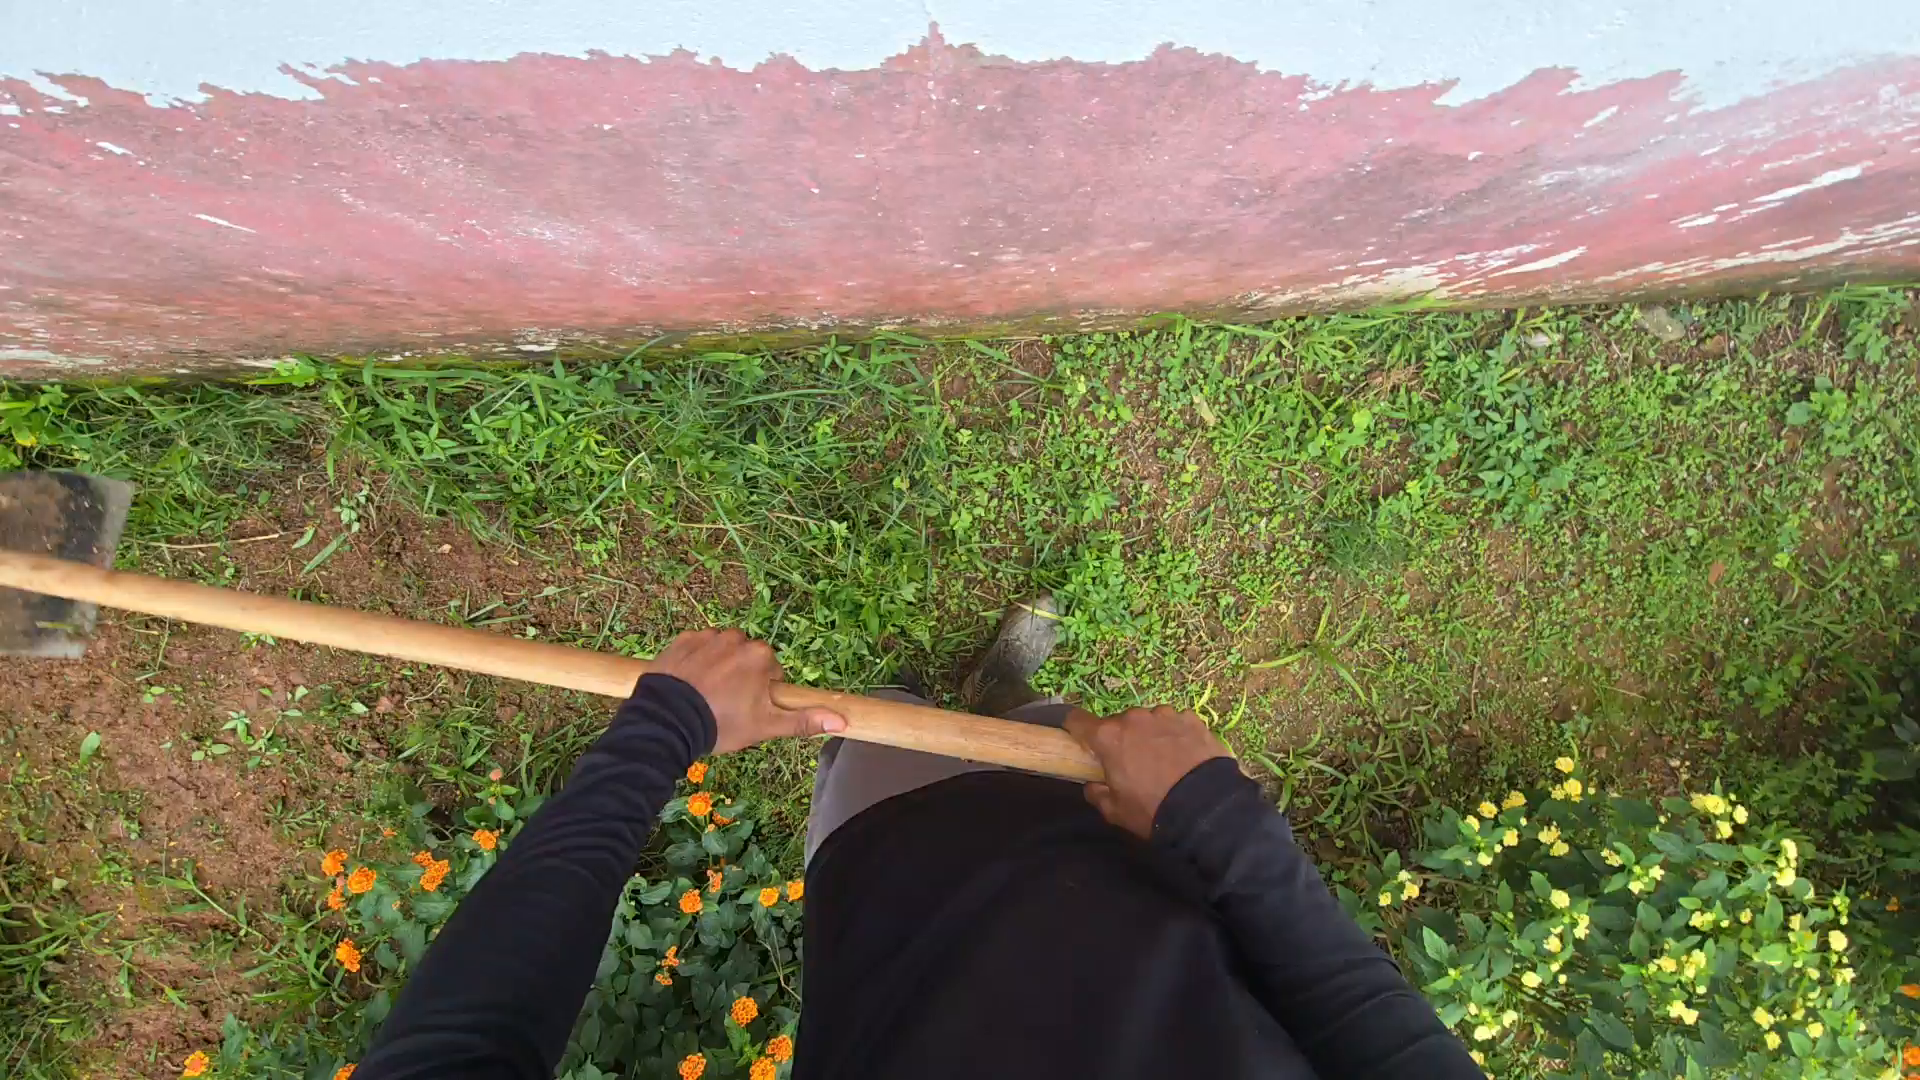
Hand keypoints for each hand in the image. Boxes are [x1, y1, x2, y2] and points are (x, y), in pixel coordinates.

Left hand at [649, 628, 845, 752]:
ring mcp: (707, 637)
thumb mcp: (765, 726)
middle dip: (740, 677)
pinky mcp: (682, 640)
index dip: (761, 692)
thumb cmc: (721, 723)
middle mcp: (737, 638)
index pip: (771, 671)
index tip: (747, 708)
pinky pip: (696, 647)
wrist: (666, 721)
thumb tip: (842, 720)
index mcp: (761, 655)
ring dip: (718, 667)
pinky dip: (695, 662)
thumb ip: (803, 720)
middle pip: (747, 658)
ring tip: (705, 696)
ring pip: (722, 651)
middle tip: (726, 705)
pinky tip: (688, 685)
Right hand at [1064, 705, 1233, 837]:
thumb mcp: (1116, 812)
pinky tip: (1185, 757)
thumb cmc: (1154, 809)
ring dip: (1149, 736)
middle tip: (1133, 764)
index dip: (1076, 730)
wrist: (1208, 809)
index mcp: (1108, 737)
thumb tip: (1093, 784)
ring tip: (1165, 762)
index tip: (1081, 742)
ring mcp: (1164, 715)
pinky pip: (1174, 724)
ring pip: (1147, 722)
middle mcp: (1133, 718)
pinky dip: (1175, 736)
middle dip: (1121, 740)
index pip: (1077, 720)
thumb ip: (1097, 794)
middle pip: (1117, 723)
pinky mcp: (1190, 718)